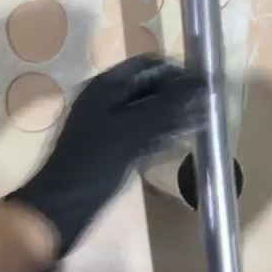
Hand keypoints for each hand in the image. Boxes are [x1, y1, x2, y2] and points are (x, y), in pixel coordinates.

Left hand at [5, 55, 206, 258]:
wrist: (62, 206)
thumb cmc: (94, 163)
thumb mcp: (133, 129)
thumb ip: (168, 104)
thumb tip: (202, 82)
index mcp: (104, 87)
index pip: (147, 65)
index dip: (176, 71)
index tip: (206, 84)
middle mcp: (104, 101)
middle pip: (147, 88)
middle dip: (176, 95)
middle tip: (209, 106)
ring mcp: (105, 127)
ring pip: (145, 113)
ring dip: (172, 117)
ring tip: (202, 122)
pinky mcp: (109, 151)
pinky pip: (140, 136)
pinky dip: (160, 137)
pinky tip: (181, 143)